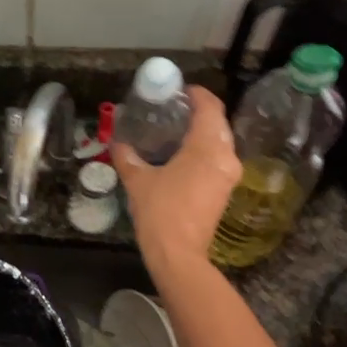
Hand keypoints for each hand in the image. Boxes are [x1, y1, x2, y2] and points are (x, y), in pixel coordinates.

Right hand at [112, 85, 240, 268]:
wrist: (178, 254)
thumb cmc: (159, 212)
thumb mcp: (138, 182)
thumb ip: (128, 158)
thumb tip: (117, 143)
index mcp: (207, 146)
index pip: (209, 107)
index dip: (196, 94)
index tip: (179, 91)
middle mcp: (225, 156)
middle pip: (217, 123)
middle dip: (198, 114)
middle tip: (173, 112)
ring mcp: (229, 175)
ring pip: (219, 142)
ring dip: (201, 134)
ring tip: (175, 133)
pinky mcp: (225, 191)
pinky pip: (217, 160)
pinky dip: (203, 152)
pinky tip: (182, 158)